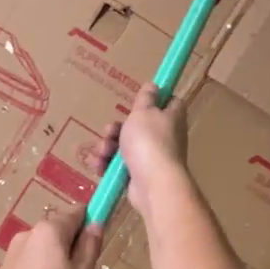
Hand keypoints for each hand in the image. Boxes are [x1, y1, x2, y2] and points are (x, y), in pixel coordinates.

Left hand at [0, 206, 102, 268]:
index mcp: (50, 229)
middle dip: (74, 262)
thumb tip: (95, 223)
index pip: (78, 213)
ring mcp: (15, 253)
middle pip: (63, 240)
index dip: (91, 228)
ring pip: (50, 262)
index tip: (95, 253)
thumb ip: (90, 247)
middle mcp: (30, 234)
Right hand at [92, 84, 188, 217]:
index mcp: (171, 117)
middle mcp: (164, 137)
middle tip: (110, 130)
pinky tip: (98, 165)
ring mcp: (151, 158)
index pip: (169, 102)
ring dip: (108, 147)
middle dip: (117, 128)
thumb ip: (146, 98)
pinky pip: (118, 166)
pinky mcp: (138, 176)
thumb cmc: (149, 141)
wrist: (152, 183)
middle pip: (138, 126)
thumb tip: (155, 84)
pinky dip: (107, 165)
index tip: (139, 100)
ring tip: (102, 152)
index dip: (155, 99)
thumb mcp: (144, 111)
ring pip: (124, 146)